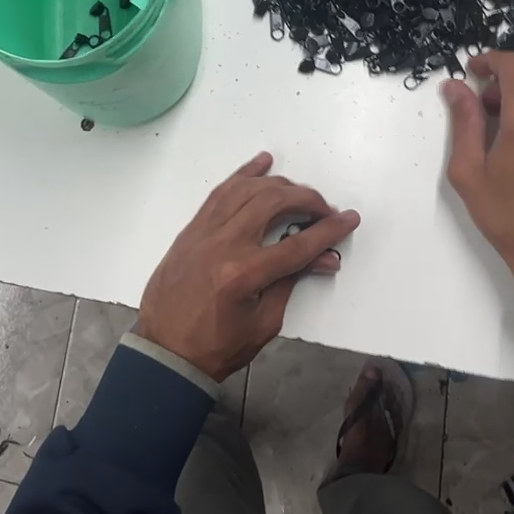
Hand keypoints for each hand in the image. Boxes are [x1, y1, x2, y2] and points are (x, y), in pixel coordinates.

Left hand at [135, 152, 359, 380]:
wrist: (164, 351)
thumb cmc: (215, 347)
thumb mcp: (263, 324)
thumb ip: (291, 284)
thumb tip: (323, 258)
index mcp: (243, 274)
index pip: (297, 245)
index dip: (328, 231)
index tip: (349, 219)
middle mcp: (223, 244)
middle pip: (273, 204)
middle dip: (307, 200)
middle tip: (325, 210)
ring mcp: (204, 232)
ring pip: (246, 190)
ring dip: (278, 185)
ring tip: (299, 191)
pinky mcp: (192, 229)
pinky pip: (220, 192)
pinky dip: (242, 175)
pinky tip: (261, 163)